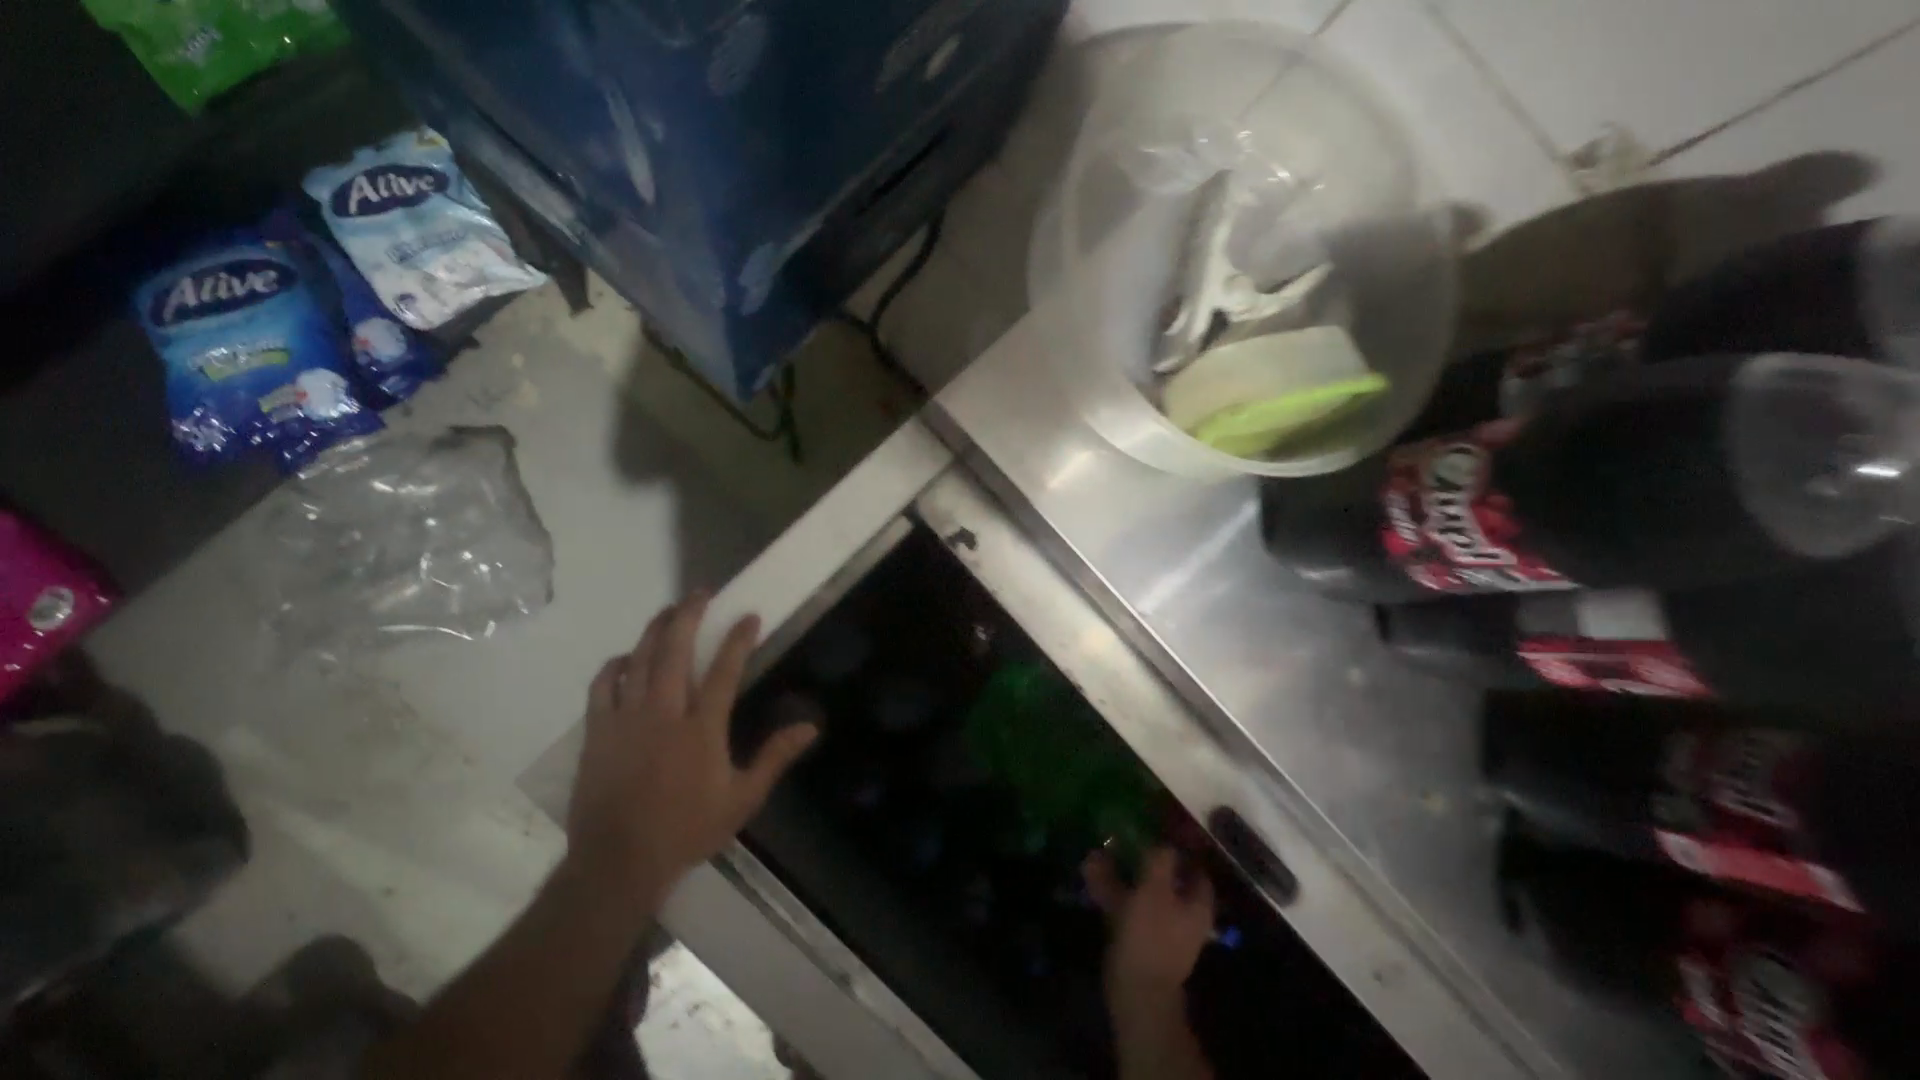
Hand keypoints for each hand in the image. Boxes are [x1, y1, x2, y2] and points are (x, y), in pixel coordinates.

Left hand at [566, 592, 818, 903]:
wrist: (620, 859)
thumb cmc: (687, 830)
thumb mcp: (742, 800)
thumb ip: (774, 758)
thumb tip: (810, 726)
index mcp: (701, 728)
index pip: (724, 671)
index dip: (738, 640)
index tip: (749, 616)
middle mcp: (663, 712)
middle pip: (675, 650)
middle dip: (689, 615)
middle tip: (701, 593)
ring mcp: (626, 719)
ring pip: (639, 659)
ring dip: (654, 629)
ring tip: (668, 610)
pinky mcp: (598, 731)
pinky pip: (603, 685)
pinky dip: (615, 665)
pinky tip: (625, 658)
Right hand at [1083, 846, 1215, 1025]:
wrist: (1137, 993)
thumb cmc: (1151, 937)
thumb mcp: (1155, 891)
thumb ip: (1158, 861)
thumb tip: (1159, 841)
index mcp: (1197, 904)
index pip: (1194, 867)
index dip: (1178, 848)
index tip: (1155, 831)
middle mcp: (1184, 915)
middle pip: (1168, 879)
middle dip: (1145, 860)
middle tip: (1123, 839)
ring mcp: (1161, 929)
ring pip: (1144, 892)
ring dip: (1123, 873)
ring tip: (1101, 853)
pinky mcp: (1139, 940)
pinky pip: (1127, 908)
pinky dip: (1112, 892)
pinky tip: (1091, 875)